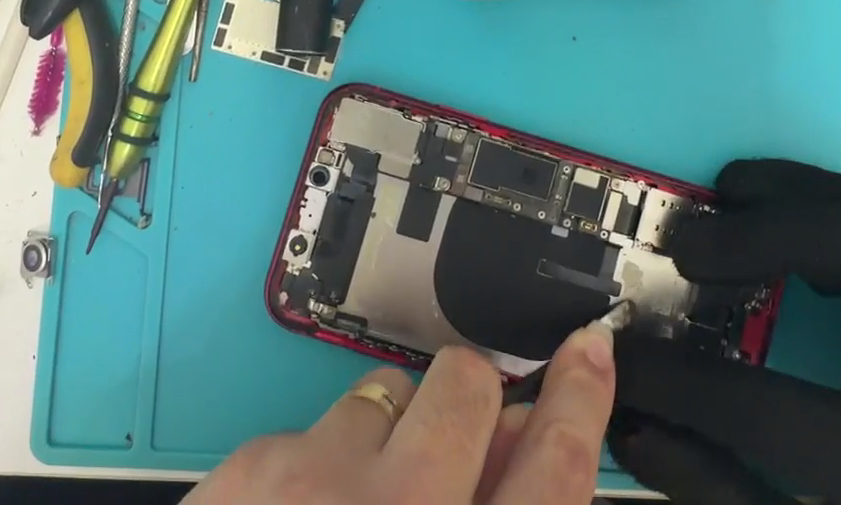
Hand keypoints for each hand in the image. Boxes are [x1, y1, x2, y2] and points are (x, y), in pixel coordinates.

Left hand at [187, 323, 615, 503]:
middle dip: (476, 398)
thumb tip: (520, 454)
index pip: (554, 469)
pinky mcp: (253, 467)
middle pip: (470, 387)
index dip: (578, 401)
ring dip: (394, 432)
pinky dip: (325, 462)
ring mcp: (321, 481)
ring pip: (389, 389)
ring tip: (368, 500)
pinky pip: (317, 424)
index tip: (588, 350)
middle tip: (459, 442)